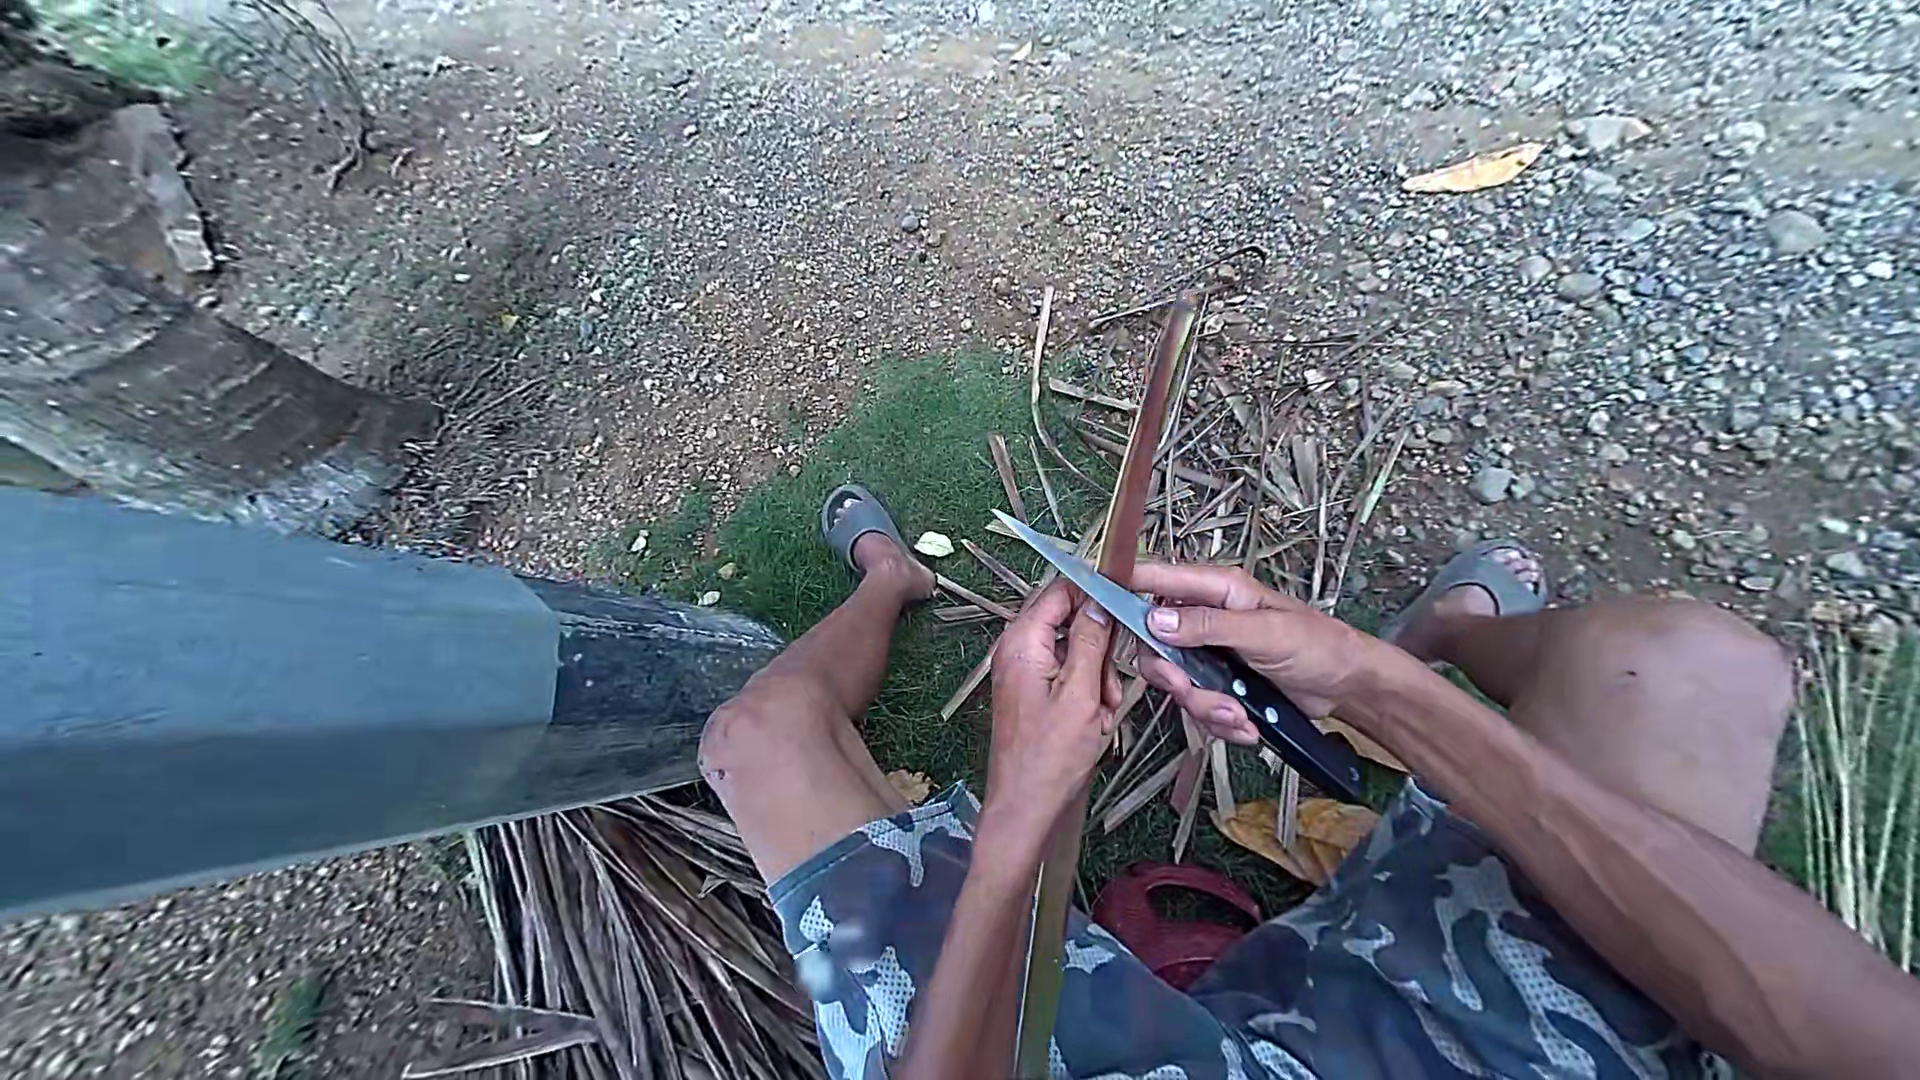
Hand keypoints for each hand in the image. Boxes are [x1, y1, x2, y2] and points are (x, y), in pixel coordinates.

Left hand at [985, 580, 1123, 839]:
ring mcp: (1023, 670)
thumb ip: (1089, 640)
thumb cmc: (1050, 756)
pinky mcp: (1031, 690)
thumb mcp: (1080, 691)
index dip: (1092, 594)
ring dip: (1095, 675)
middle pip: (1068, 622)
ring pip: (1072, 651)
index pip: (1058, 592)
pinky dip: (1085, 691)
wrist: (1026, 804)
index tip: (1123, 604)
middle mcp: (1017, 649)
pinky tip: (1092, 719)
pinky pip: (1066, 674)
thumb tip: (1098, 601)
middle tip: (1109, 681)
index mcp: (1022, 642)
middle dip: (1097, 648)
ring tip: (1101, 709)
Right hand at [1131, 563, 1398, 745]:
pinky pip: (1196, 704)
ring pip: (1174, 680)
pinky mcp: (1216, 682)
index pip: (1155, 579)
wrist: (1348, 688)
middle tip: (1189, 689)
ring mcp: (1207, 653)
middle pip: (1154, 643)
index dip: (1124, 587)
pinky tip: (1246, 723)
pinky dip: (1218, 720)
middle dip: (1173, 676)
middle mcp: (1203, 618)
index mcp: (1215, 589)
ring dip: (1203, 705)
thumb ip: (1209, 625)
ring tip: (1238, 714)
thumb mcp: (1265, 632)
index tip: (1099, 603)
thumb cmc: (1319, 645)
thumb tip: (1156, 619)